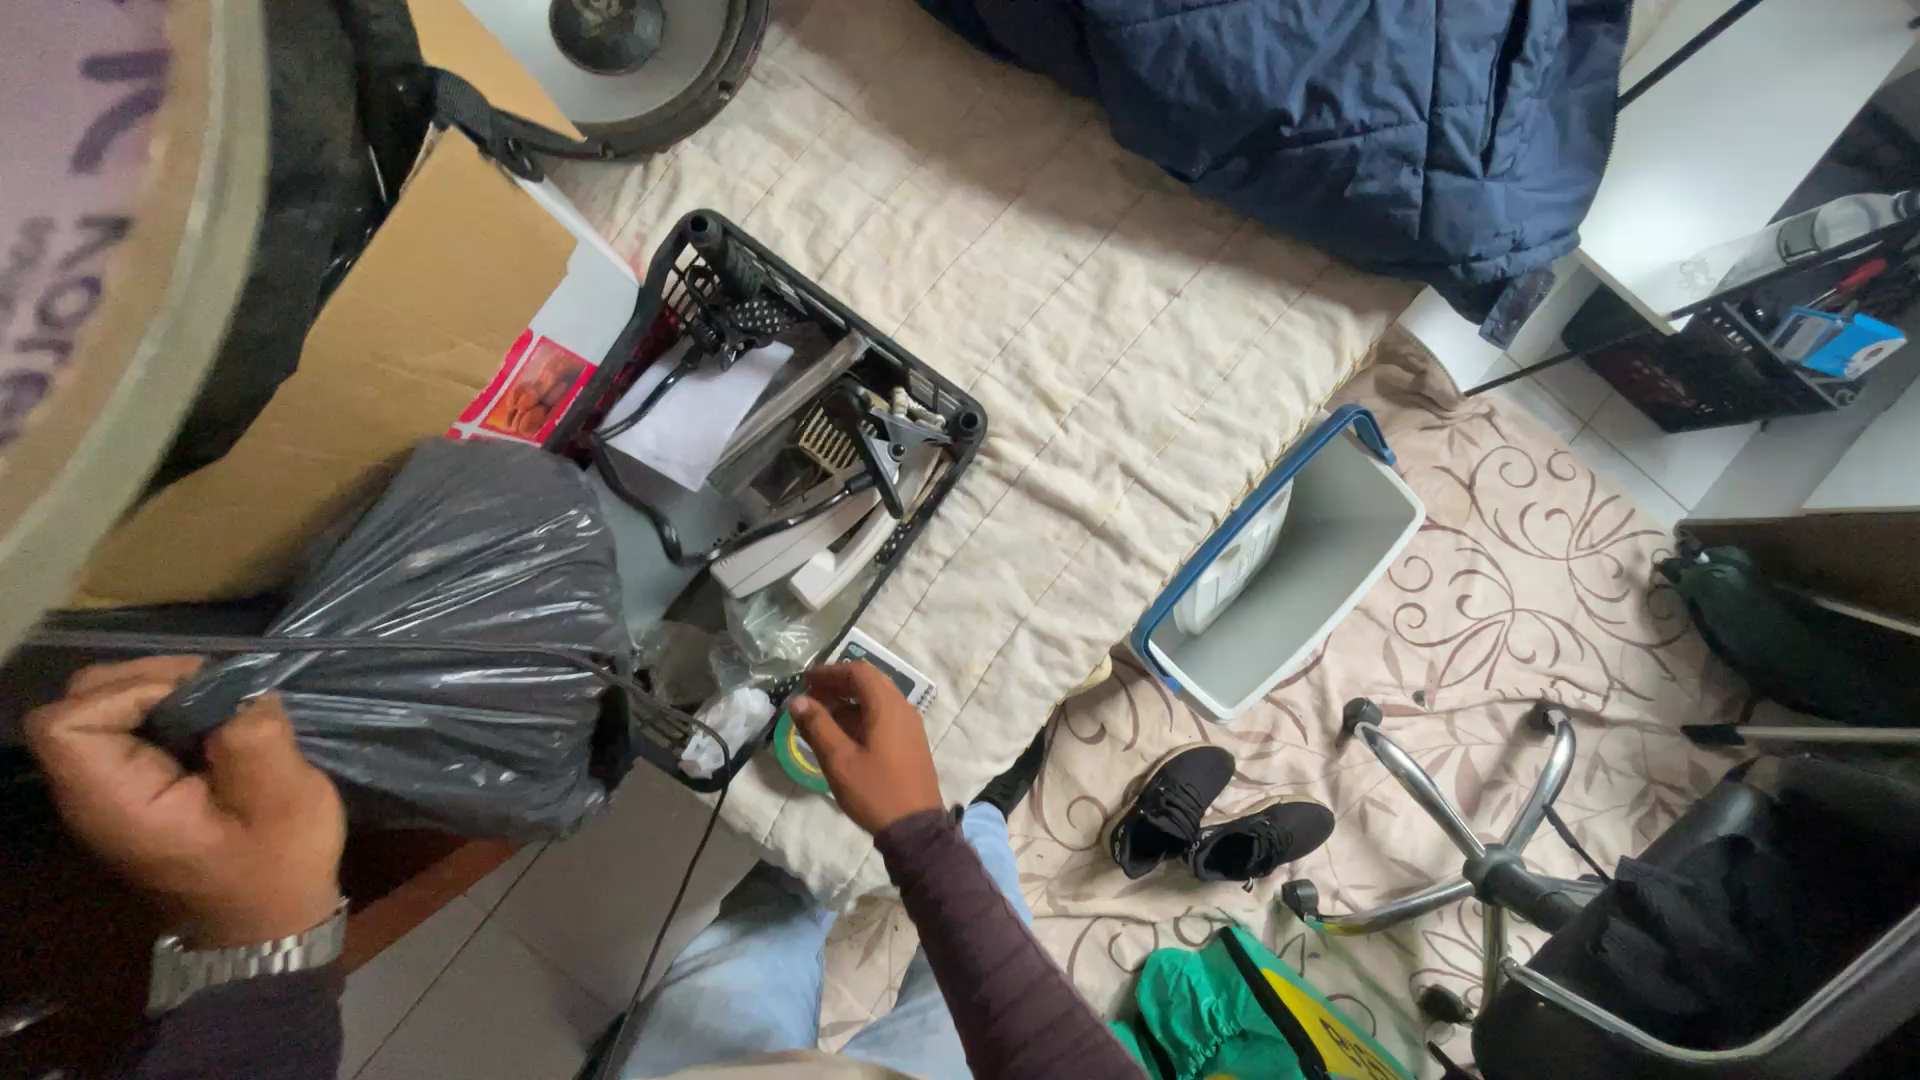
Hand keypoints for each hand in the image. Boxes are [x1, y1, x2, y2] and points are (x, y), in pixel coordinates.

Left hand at [25, 656, 345, 946]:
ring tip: (231, 698)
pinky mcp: (140, 788)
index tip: (207, 693)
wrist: (265, 920)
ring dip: (167, 691)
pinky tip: (225, 721)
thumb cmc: (276, 865)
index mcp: (116, 801)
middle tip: (224, 684)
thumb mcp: (285, 801)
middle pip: (78, 707)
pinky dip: (176, 710)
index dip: (132, 690)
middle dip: (149, 679)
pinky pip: (134, 729)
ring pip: (105, 711)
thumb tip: (243, 692)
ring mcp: (113, 792)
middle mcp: (94, 793)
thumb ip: (256, 741)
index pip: (68, 723)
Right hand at [788, 662, 943, 833]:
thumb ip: (817, 726)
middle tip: (810, 695)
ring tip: (820, 715)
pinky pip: (884, 715)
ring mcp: (909, 724)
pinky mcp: (910, 740)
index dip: (829, 671)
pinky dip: (861, 714)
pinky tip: (842, 733)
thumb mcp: (839, 760)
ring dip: (848, 700)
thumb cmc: (875, 790)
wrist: (915, 827)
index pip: (858, 671)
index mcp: (887, 705)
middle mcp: (902, 707)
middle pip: (869, 681)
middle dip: (838, 684)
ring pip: (876, 699)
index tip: (804, 680)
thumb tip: (798, 700)